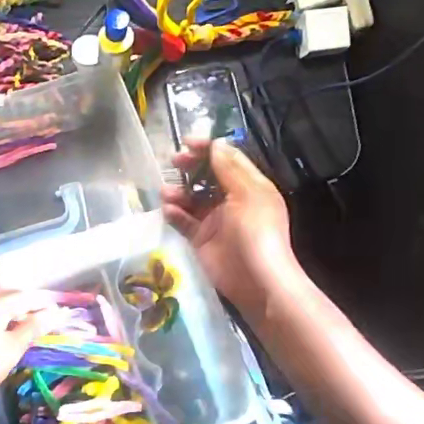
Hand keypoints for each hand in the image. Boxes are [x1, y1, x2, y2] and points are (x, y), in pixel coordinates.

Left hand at [0, 291, 58, 409]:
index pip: (25, 296)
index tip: (60, 310)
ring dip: (12, 308)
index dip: (44, 302)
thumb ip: (33, 327)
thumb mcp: (12, 349)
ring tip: (26, 322)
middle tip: (45, 316)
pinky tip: (2, 328)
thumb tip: (55, 313)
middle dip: (28, 303)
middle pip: (8, 295)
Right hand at [163, 139, 301, 311]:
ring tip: (166, 192)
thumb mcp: (247, 194)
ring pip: (192, 198)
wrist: (257, 281)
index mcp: (250, 186)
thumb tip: (216, 143)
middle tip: (174, 162)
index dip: (208, 149)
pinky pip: (184, 221)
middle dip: (190, 167)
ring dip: (178, 191)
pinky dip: (175, 214)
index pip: (227, 159)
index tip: (187, 142)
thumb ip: (229, 168)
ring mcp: (216, 220)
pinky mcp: (201, 239)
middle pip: (207, 176)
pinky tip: (168, 211)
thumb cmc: (257, 232)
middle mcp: (232, 200)